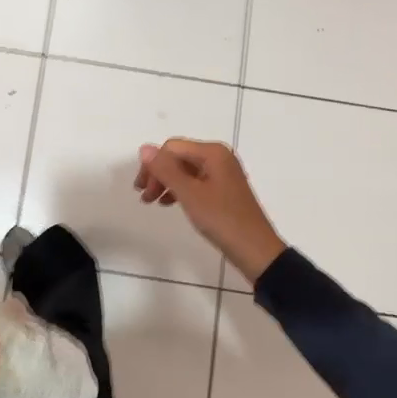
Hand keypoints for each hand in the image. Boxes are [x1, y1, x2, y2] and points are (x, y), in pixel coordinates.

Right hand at [134, 139, 286, 284]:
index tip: (141, 190)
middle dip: (158, 174)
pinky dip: (180, 190)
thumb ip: (165, 169)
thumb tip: (144, 148)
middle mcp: (218, 157)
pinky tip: (170, 203)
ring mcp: (222, 172)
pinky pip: (195, 181)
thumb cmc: (221, 219)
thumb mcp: (189, 193)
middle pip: (178, 157)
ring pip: (185, 170)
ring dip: (166, 183)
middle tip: (145, 197)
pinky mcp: (224, 188)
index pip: (171, 148)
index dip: (153, 165)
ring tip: (153, 202)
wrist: (255, 249)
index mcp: (212, 152)